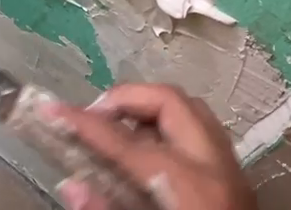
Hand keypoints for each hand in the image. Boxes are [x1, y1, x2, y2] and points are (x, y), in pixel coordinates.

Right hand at [48, 84, 256, 209]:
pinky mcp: (238, 182)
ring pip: (190, 108)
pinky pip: (202, 131)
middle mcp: (217, 169)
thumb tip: (71, 186)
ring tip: (116, 128)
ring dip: (150, 108)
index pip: (128, 144)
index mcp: (193, 190)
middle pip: (168, 102)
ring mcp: (233, 172)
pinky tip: (148, 151)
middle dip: (124, 100)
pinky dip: (171, 127)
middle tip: (90, 118)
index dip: (86, 125)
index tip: (52, 111)